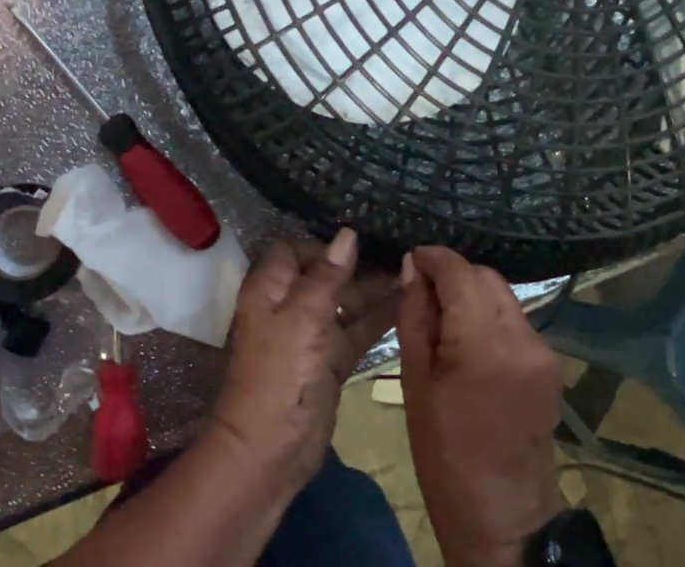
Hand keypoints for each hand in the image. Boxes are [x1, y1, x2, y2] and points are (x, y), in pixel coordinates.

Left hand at [209, 228, 398, 493]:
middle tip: (402, 252)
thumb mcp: (302, 316)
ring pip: (344, 304)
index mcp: (270, 289)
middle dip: (357, 265)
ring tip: (415, 275)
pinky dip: (378, 321)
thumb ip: (327, 275)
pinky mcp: (329, 363)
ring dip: (374, 291)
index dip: (323, 244)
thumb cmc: (279, 374)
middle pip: (324, 275)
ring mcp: (310, 336)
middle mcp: (289, 307)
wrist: (268, 450)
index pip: (293, 250)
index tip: (362, 240)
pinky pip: (355, 332)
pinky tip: (409, 307)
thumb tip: (347, 234)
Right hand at [398, 247, 563, 566]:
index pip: (460, 272)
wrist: (500, 512)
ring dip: (472, 295)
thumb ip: (415, 316)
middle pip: (486, 277)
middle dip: (453, 275)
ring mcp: (544, 350)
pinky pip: (515, 319)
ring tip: (443, 318)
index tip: (410, 258)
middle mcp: (523, 337)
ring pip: (503, 295)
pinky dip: (489, 317)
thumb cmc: (443, 453)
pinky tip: (468, 340)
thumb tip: (412, 268)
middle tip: (421, 292)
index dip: (433, 257)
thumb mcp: (414, 381)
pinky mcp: (551, 363)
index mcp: (485, 344)